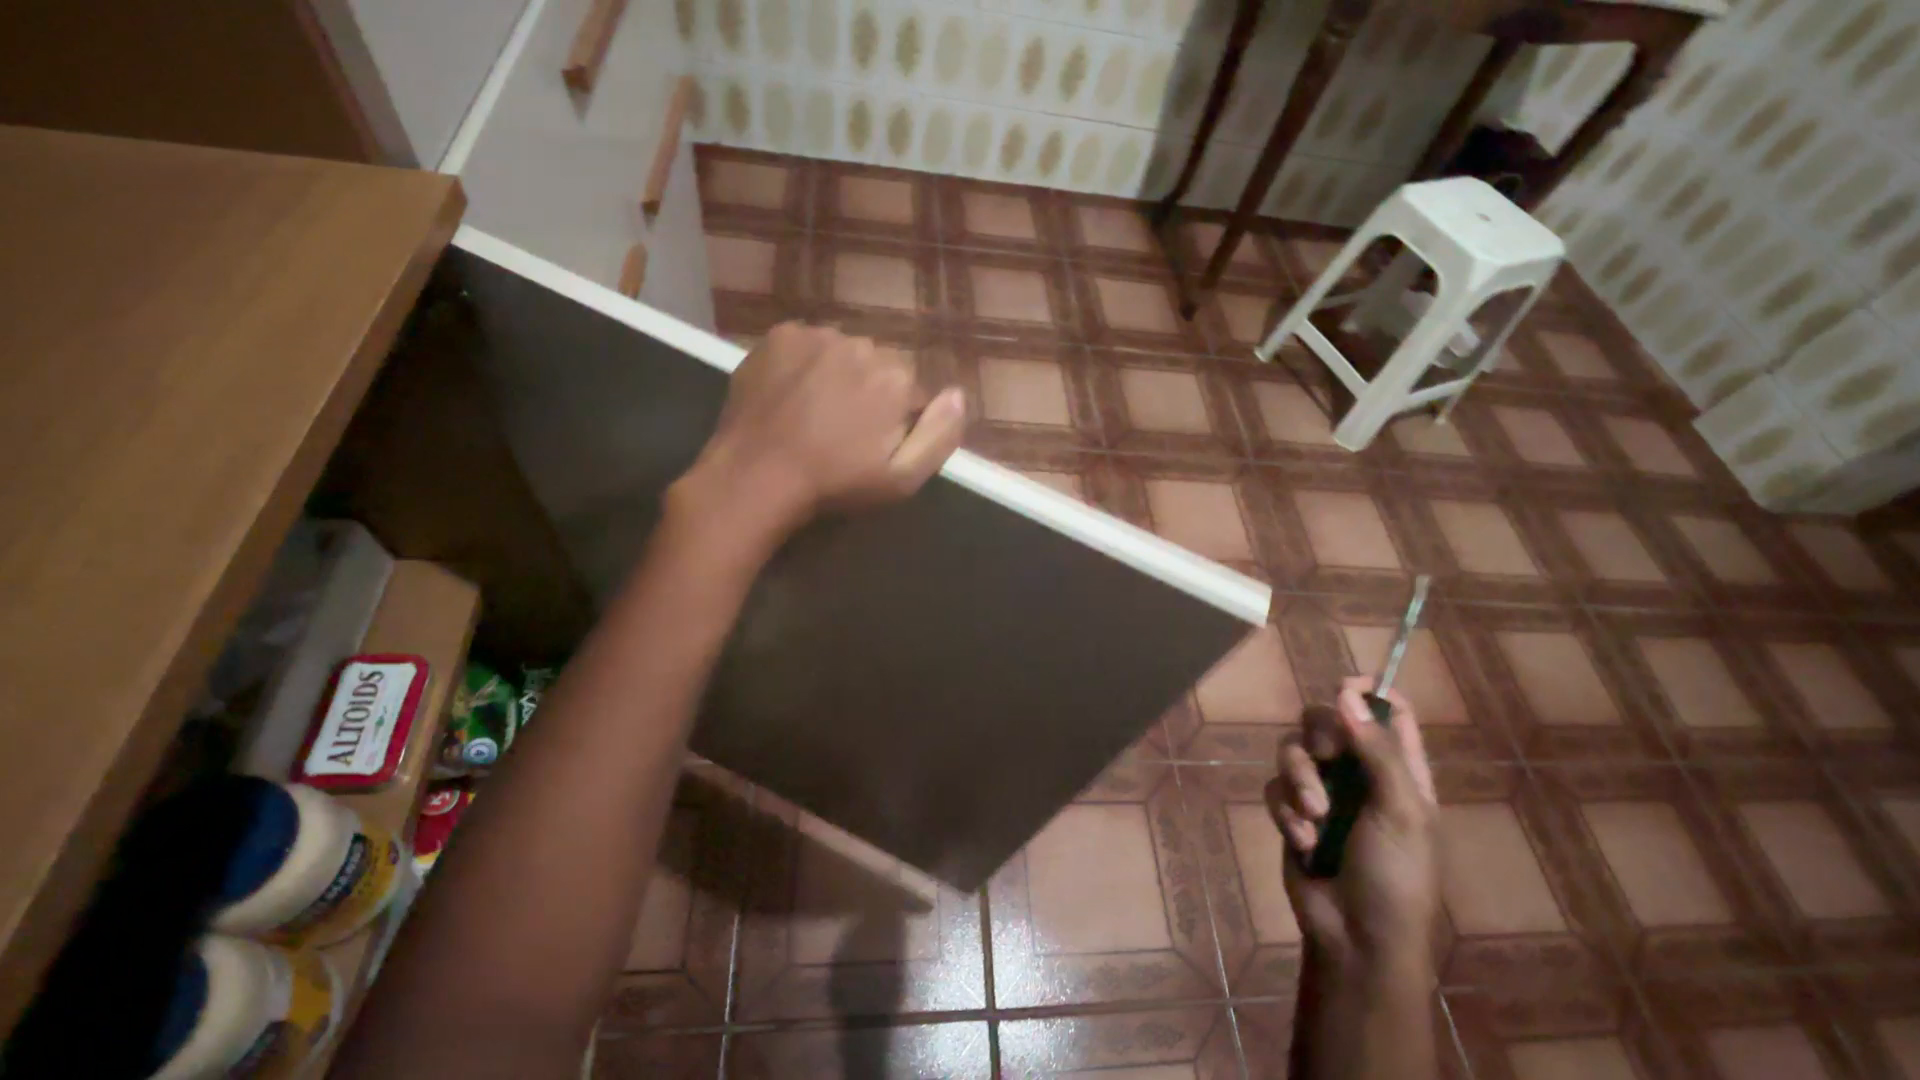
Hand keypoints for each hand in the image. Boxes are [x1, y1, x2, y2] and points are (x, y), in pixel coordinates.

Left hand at [674, 322, 967, 541]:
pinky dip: (803, 364)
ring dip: (836, 375)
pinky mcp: (781, 336)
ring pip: (842, 353)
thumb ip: (940, 435)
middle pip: (878, 367)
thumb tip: (957, 394)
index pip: (911, 393)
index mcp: (897, 377)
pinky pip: (806, 345)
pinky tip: (790, 395)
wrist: (756, 475)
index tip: (871, 446)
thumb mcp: (901, 478)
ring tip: (812, 413)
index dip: (895, 421)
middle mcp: (863, 344)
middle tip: (840, 431)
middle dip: (867, 393)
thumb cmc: (834, 483)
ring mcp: (818, 336)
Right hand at [1265, 677, 1438, 966]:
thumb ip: (1376, 749)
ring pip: (1294, 751)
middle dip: (1321, 737)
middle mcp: (1359, 772)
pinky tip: (1303, 841)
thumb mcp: (1401, 810)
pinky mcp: (1293, 813)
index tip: (1344, 688)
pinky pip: (1275, 788)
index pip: (1387, 711)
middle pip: (1328, 720)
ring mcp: (1324, 792)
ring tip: (1313, 815)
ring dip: (1299, 778)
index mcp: (1400, 768)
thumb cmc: (1395, 875)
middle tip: (1327, 758)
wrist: (1356, 937)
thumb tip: (1345, 689)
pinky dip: (1286, 811)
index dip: (1366, 692)